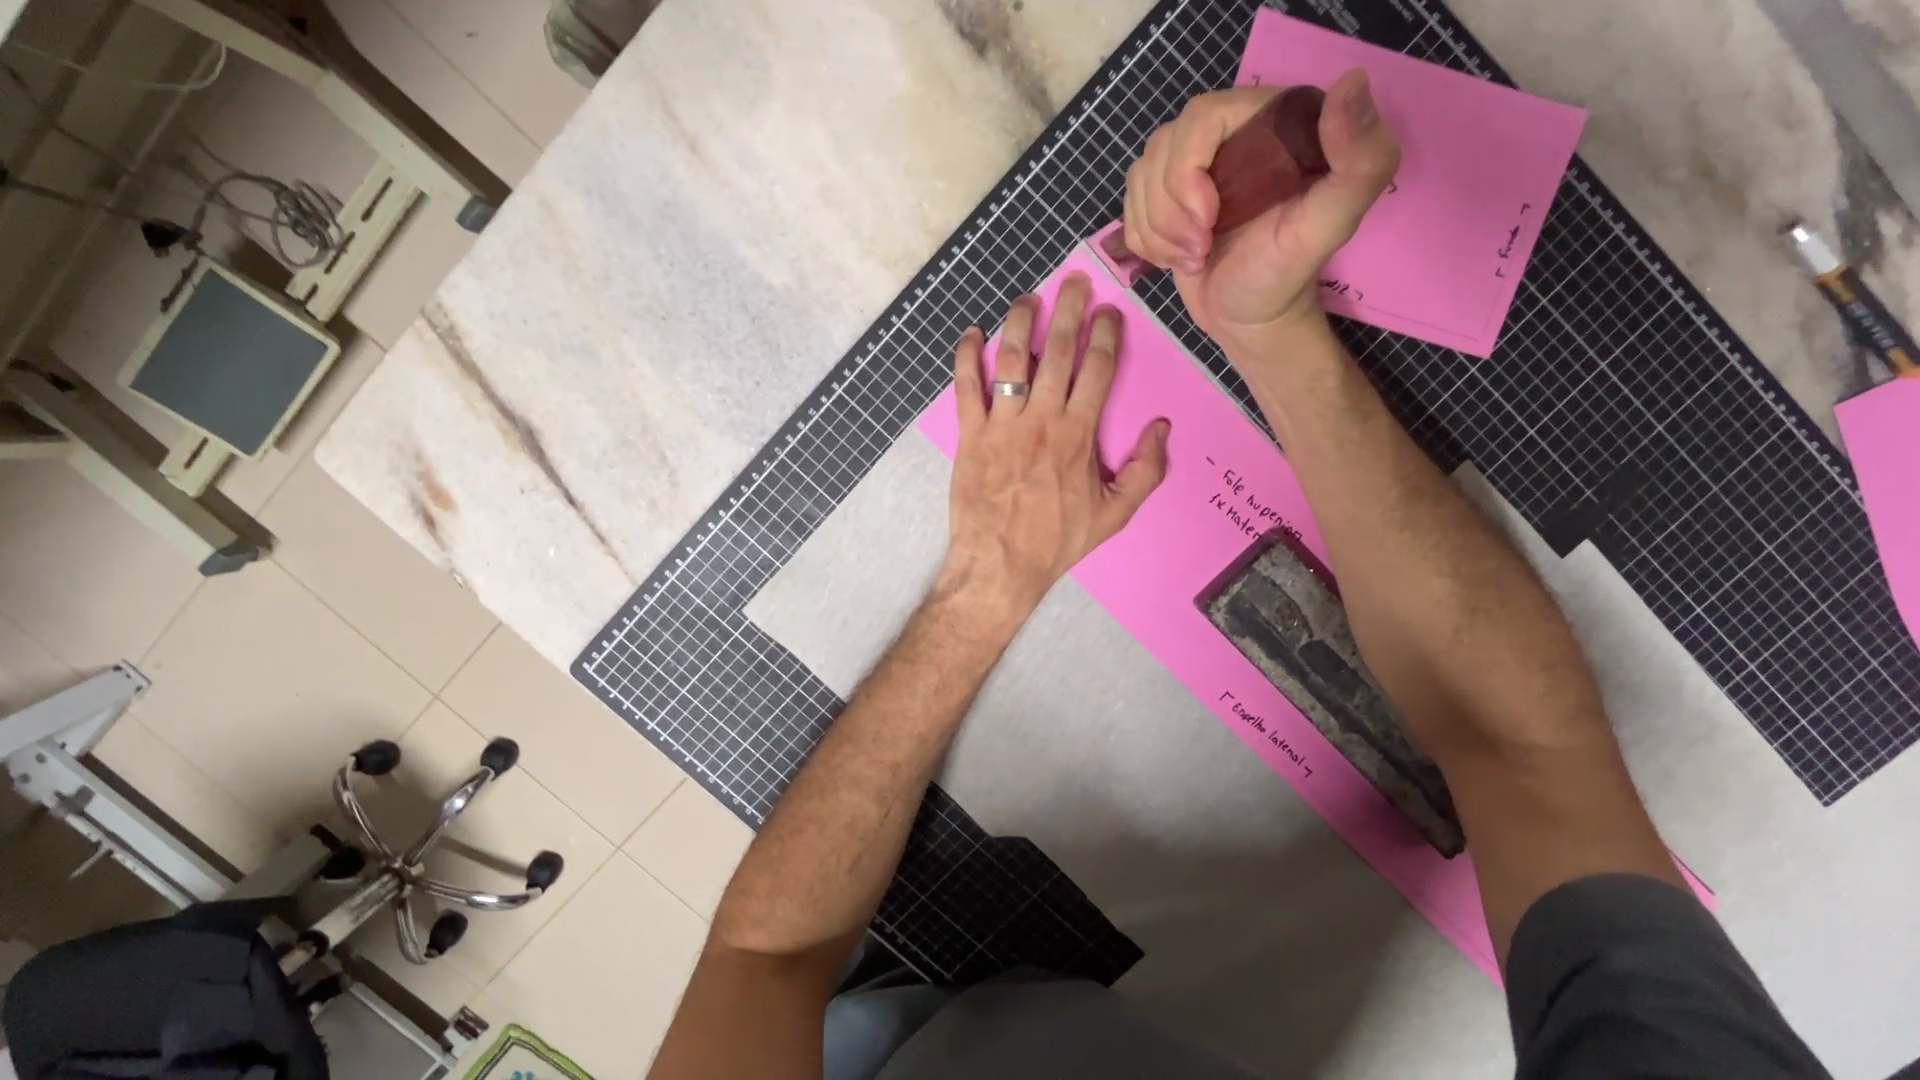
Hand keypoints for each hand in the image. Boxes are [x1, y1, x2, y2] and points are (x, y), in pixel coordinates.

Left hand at [939, 274, 1170, 625]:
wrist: (1000, 564)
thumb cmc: (1057, 540)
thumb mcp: (1115, 513)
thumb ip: (1146, 470)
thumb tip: (1162, 428)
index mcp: (1078, 434)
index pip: (1097, 369)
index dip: (1106, 334)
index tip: (1110, 312)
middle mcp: (1041, 420)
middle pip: (1057, 352)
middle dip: (1068, 311)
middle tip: (1074, 282)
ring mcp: (1002, 424)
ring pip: (1012, 361)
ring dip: (1020, 323)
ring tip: (1028, 297)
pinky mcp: (970, 435)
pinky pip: (966, 388)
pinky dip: (966, 358)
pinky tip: (971, 334)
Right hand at [1121, 68, 1400, 350]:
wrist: (1251, 320)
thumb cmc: (1287, 275)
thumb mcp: (1330, 224)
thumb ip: (1360, 160)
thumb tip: (1353, 83)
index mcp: (1270, 123)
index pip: (1202, 116)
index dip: (1188, 169)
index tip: (1206, 220)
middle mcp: (1228, 135)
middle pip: (1163, 147)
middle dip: (1170, 210)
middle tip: (1201, 249)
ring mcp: (1192, 168)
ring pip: (1141, 176)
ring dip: (1158, 230)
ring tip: (1194, 257)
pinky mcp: (1165, 198)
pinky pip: (1129, 204)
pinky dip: (1145, 239)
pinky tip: (1177, 257)